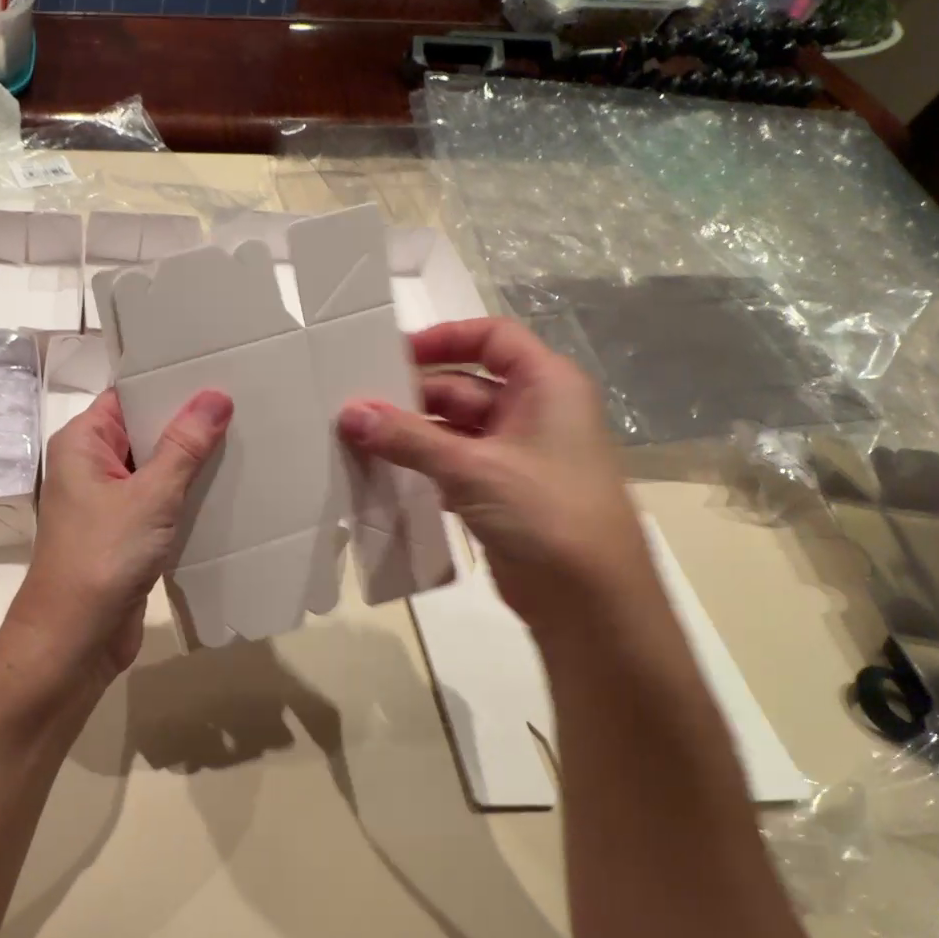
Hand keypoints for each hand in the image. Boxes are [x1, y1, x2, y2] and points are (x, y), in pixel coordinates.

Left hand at [7, 389, 231, 680]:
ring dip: (192, 464)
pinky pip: (159, 505)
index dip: (168, 382)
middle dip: (189, 422)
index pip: (126, 396)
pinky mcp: (124, 536)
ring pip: (154, 470)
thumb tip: (215, 396)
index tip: (218, 368)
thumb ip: (183, 446)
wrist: (75, 637)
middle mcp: (90, 467)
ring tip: (250, 439)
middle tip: (248, 401)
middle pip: (143, 431)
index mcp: (82, 443)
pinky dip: (187, 499)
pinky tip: (230, 490)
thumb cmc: (103, 556)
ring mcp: (106, 504)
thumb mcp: (150, 496)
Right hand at [337, 318, 653, 633]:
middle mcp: (533, 411)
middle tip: (354, 408)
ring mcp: (515, 454)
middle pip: (462, 385)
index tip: (391, 354)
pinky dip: (418, 466)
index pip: (493, 338)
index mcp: (547, 386)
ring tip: (356, 441)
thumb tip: (349, 413)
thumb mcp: (472, 468)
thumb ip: (407, 438)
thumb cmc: (546, 512)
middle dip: (410, 396)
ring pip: (451, 429)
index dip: (444, 338)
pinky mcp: (499, 492)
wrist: (589, 599)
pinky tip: (380, 475)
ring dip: (409, 435)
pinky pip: (450, 465)